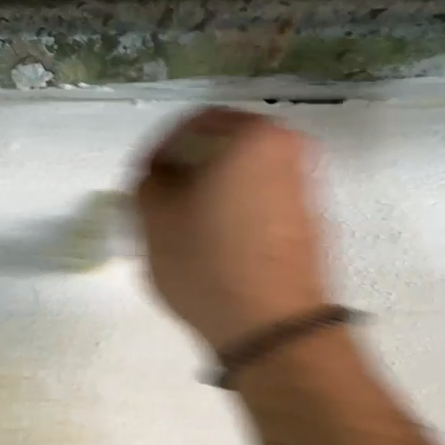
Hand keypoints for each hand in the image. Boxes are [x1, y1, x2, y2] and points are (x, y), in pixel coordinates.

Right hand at [134, 107, 331, 352]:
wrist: (269, 322)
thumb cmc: (205, 265)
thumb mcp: (154, 224)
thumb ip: (147, 186)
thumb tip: (154, 177)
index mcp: (247, 135)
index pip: (190, 122)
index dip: (155, 152)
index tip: (137, 185)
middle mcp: (285, 144)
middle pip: (219, 145)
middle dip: (184, 171)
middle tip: (155, 207)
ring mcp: (302, 179)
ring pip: (239, 174)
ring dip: (206, 193)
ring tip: (179, 231)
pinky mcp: (306, 214)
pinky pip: (257, 198)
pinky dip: (230, 211)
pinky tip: (210, 246)